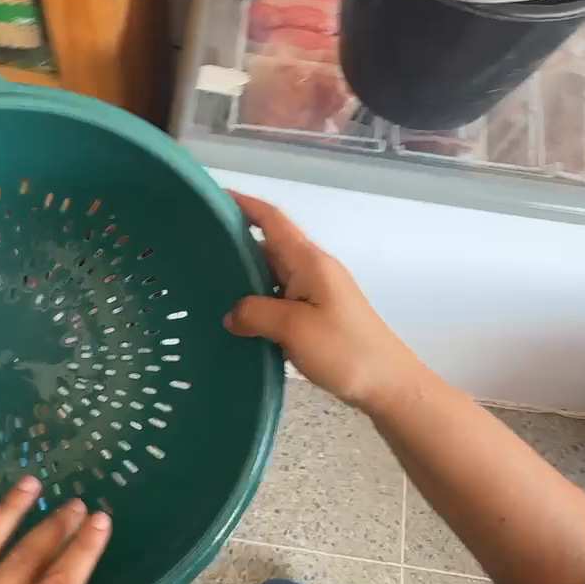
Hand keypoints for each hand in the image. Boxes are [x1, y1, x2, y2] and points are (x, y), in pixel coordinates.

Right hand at [225, 192, 427, 411]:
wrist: (388, 386)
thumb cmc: (345, 350)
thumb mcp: (293, 329)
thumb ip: (254, 313)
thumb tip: (231, 314)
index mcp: (309, 261)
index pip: (272, 220)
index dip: (243, 205)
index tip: (214, 198)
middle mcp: (312, 270)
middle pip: (269, 246)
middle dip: (235, 243)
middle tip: (197, 250)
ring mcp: (316, 293)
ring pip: (272, 275)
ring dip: (244, 277)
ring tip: (208, 284)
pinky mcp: (316, 316)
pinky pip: (278, 298)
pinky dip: (256, 302)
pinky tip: (237, 317)